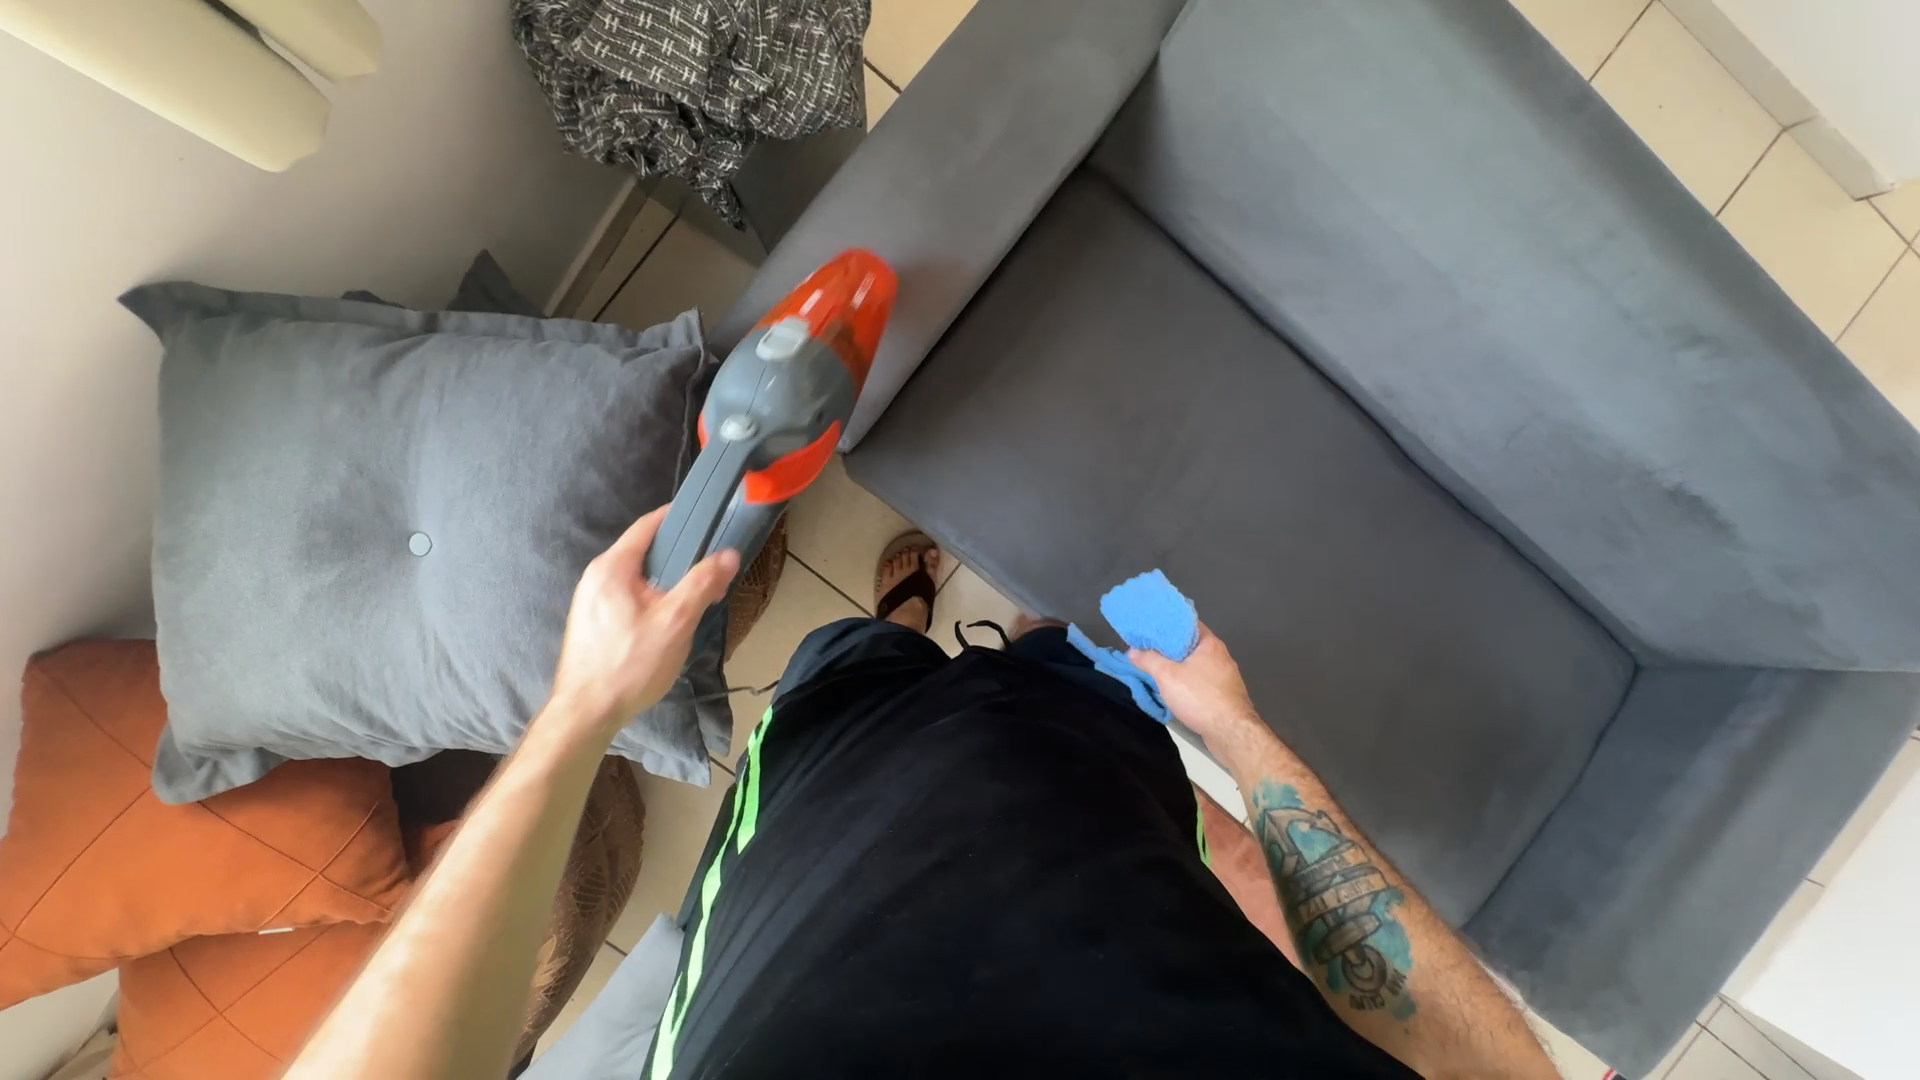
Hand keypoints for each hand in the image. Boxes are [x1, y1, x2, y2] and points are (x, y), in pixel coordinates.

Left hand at [546, 507, 739, 741]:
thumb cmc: (630, 664)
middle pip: (646, 551)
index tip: (710, 519)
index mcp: (612, 567)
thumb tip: (729, 554)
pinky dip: (655, 597)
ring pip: (640, 577)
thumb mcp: (675, 622)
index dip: (680, 517)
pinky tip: (672, 619)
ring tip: (700, 597)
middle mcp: (597, 577)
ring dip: (671, 581)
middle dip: (683, 556)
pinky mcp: (593, 622)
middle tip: (714, 569)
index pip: (649, 525)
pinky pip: (630, 596)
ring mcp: (591, 600)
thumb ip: (703, 584)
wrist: (586, 713)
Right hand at [1130, 622, 1262, 749]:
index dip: (1168, 623)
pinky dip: (1188, 682)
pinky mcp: (1226, 695)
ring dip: (1179, 667)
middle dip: (1170, 648)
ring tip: (1157, 668)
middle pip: (1191, 645)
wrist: (1231, 733)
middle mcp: (1221, 656)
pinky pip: (1202, 681)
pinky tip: (1175, 689)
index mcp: (1209, 643)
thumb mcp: (1167, 676)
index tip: (1151, 628)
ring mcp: (1225, 676)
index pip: (1187, 624)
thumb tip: (1133, 651)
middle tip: (1148, 649)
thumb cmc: (1200, 697)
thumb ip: (1149, 660)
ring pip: (1196, 665)